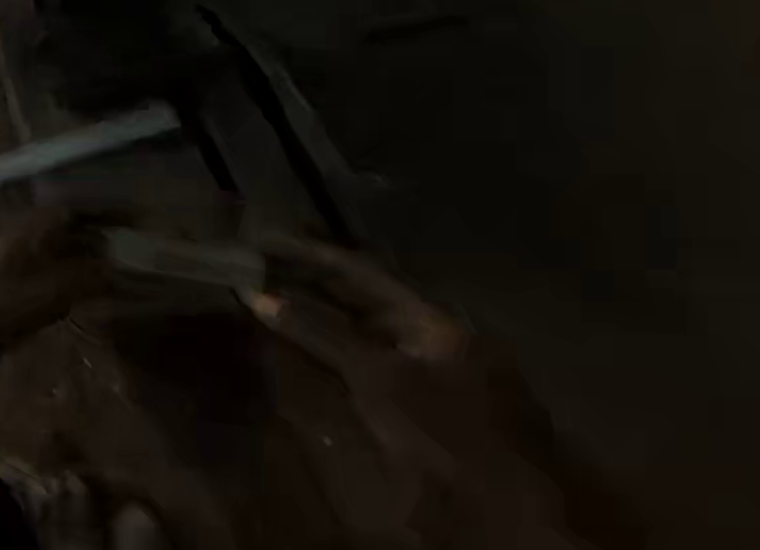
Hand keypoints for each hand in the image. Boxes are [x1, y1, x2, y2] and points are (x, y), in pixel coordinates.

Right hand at [246, 236, 637, 547]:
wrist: (510, 523)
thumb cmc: (447, 433)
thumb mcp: (377, 376)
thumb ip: (316, 329)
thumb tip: (255, 292)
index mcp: (431, 317)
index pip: (358, 268)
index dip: (306, 251)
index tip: (259, 238)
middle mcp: (426, 335)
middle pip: (353, 295)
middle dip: (301, 279)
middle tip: (249, 265)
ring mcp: (420, 371)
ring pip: (349, 327)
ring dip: (304, 313)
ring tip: (257, 296)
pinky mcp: (408, 404)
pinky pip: (352, 359)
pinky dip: (318, 347)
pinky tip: (286, 342)